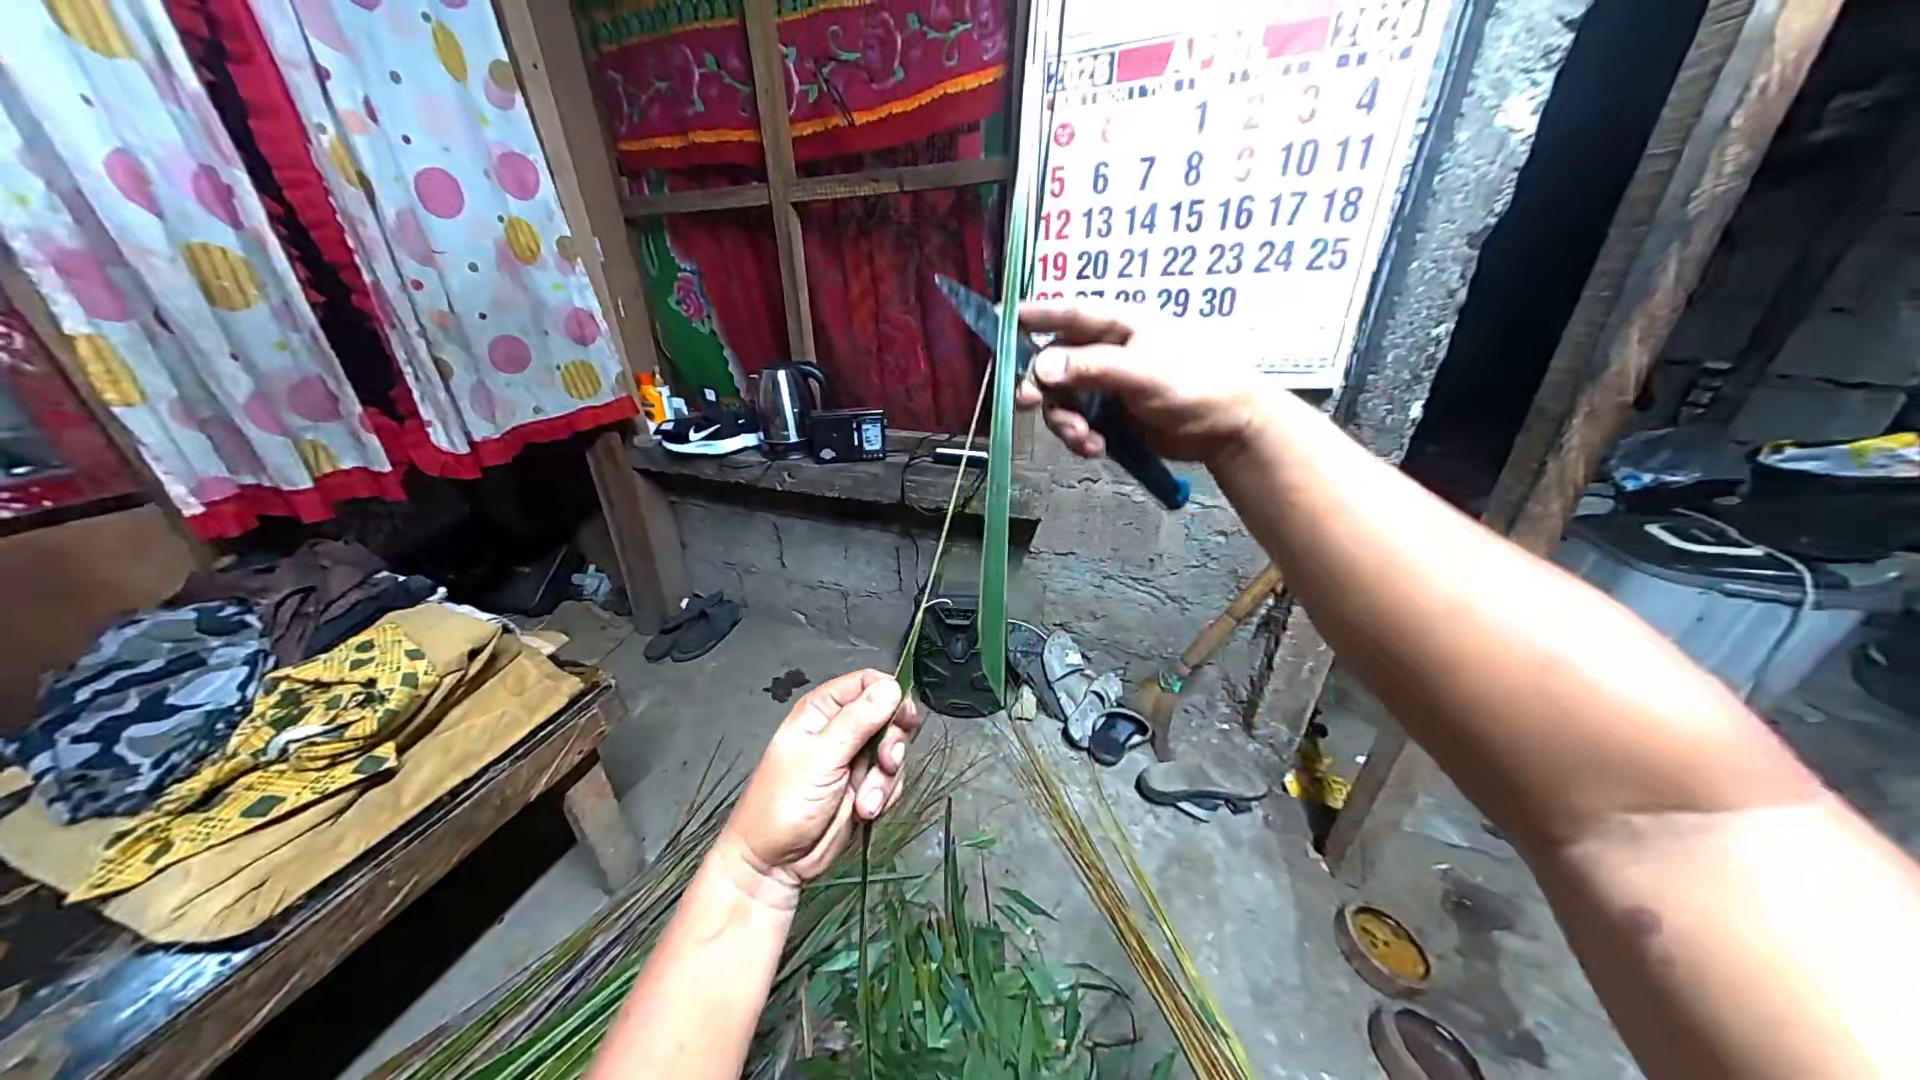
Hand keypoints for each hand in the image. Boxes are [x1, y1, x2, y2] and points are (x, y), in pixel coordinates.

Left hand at [716, 670, 923, 903]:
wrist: (775, 864)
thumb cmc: (783, 804)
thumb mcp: (821, 757)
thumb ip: (859, 720)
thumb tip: (891, 686)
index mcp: (822, 710)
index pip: (867, 683)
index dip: (889, 695)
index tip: (901, 715)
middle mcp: (841, 728)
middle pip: (889, 714)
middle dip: (893, 741)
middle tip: (887, 761)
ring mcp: (855, 757)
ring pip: (895, 749)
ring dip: (886, 777)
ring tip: (865, 800)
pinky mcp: (866, 785)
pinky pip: (892, 779)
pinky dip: (884, 796)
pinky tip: (864, 811)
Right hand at [1015, 302, 1272, 464]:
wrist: (1226, 428)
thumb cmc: (1195, 384)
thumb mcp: (1141, 371)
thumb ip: (1091, 368)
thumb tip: (1040, 367)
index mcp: (1118, 327)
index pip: (1069, 314)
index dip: (1036, 315)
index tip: (1005, 319)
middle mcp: (1106, 353)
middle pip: (1053, 364)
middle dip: (1039, 386)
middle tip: (1026, 402)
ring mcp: (1106, 387)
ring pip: (1062, 400)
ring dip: (1064, 422)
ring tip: (1084, 439)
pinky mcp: (1110, 416)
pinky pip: (1077, 424)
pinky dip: (1079, 438)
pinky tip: (1096, 449)